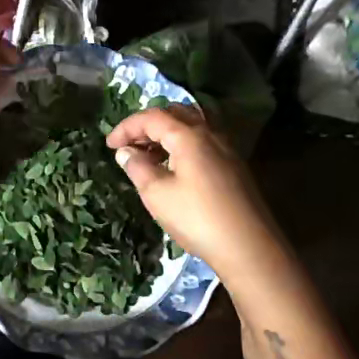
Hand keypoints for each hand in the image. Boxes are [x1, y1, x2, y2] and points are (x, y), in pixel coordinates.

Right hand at [106, 107, 285, 278]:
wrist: (248, 245)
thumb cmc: (197, 218)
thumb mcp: (157, 194)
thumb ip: (138, 168)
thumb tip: (126, 151)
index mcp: (189, 135)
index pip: (152, 117)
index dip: (127, 127)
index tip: (109, 144)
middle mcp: (210, 133)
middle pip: (176, 113)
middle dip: (149, 124)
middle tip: (131, 145)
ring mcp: (227, 148)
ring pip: (193, 126)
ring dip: (168, 133)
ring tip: (151, 156)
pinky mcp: (235, 166)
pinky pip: (204, 142)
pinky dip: (184, 145)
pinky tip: (176, 169)